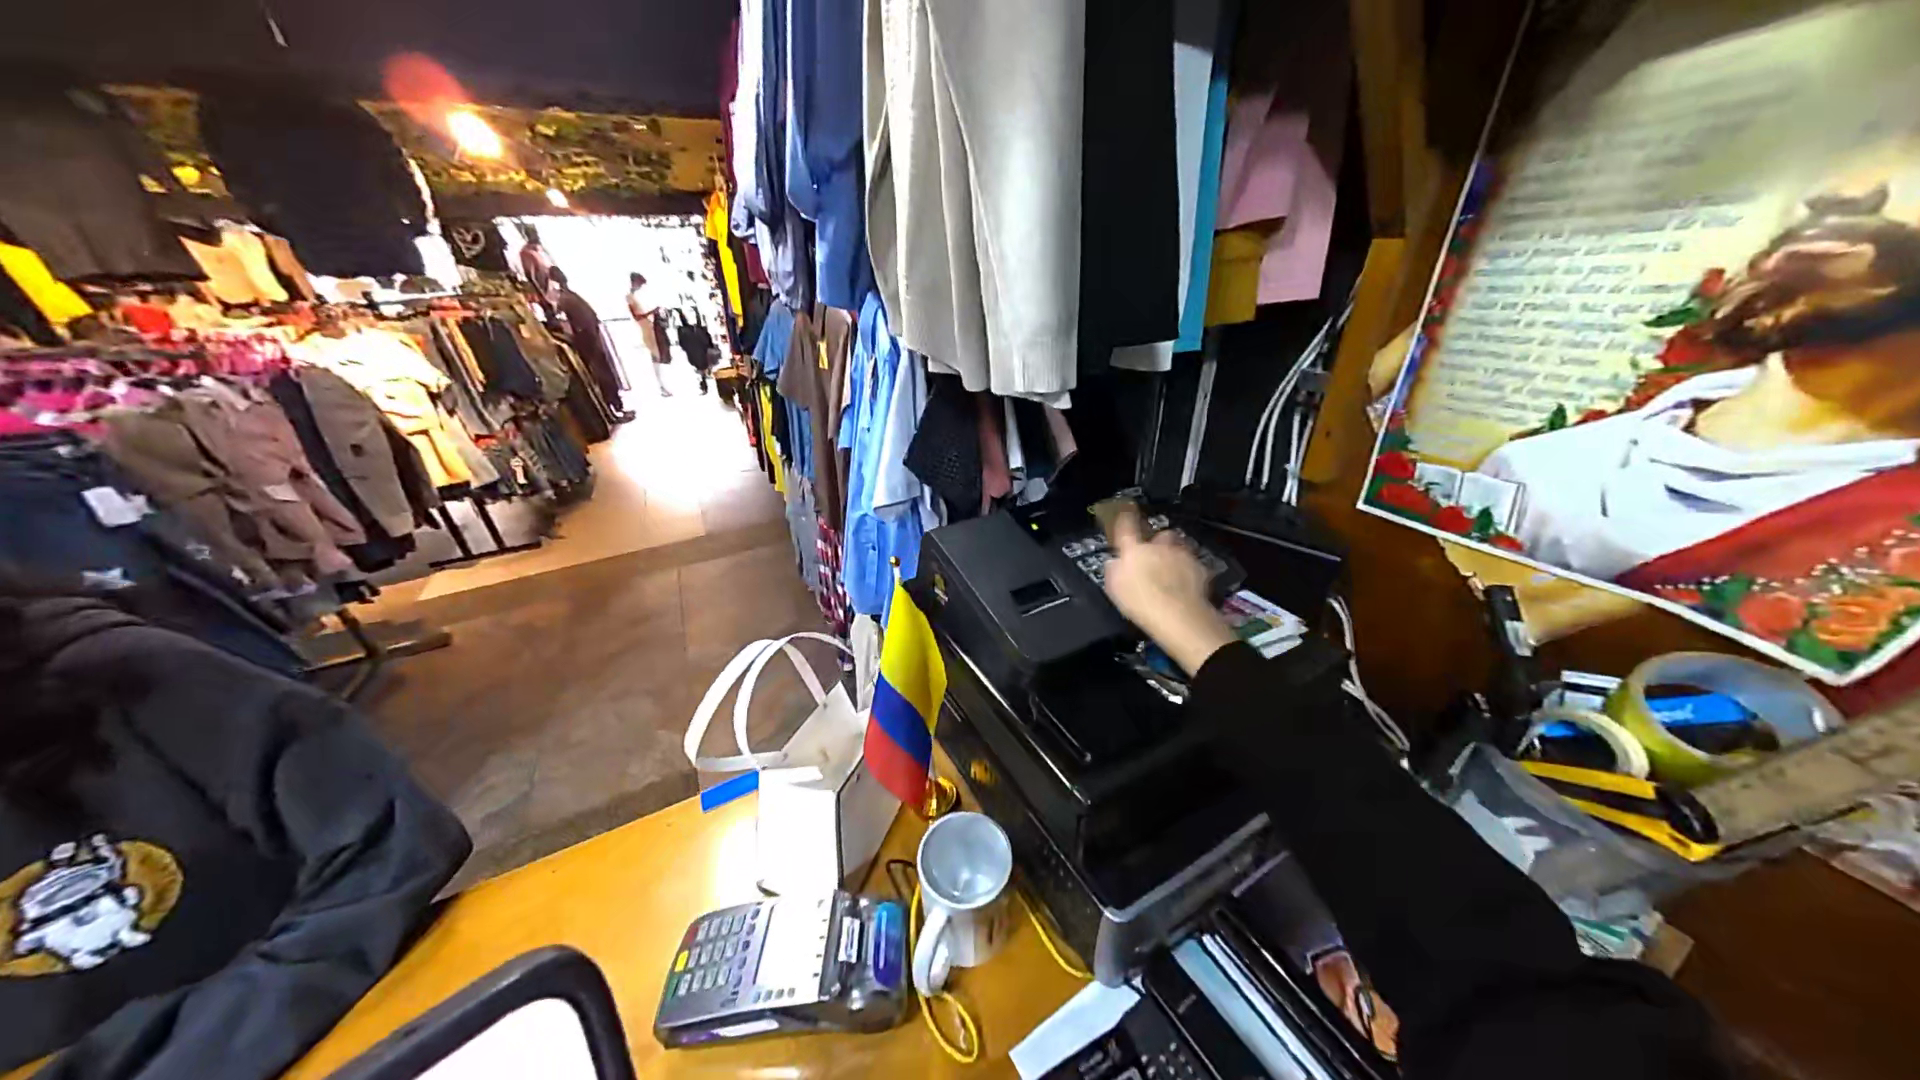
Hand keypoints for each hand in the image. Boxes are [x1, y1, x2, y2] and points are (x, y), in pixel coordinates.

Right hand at [1102, 507, 1237, 674]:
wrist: (1177, 615)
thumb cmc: (1140, 602)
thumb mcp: (1114, 587)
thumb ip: (1113, 569)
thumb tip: (1114, 562)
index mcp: (1134, 549)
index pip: (1127, 525)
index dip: (1125, 517)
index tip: (1125, 511)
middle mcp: (1159, 546)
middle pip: (1160, 535)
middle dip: (1158, 542)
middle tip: (1153, 556)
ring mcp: (1182, 556)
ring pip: (1178, 548)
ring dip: (1175, 555)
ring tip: (1171, 572)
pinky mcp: (1200, 569)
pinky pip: (1192, 564)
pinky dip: (1189, 571)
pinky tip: (1185, 585)